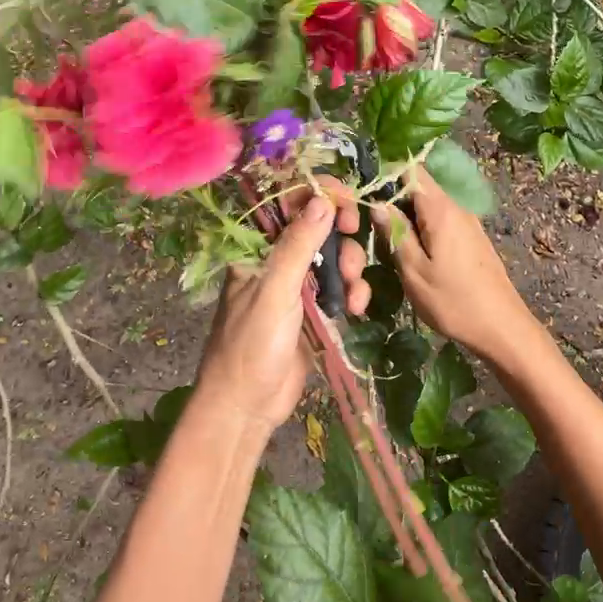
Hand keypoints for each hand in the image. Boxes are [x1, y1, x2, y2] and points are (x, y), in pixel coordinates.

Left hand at [198, 180, 368, 429]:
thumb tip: (322, 200)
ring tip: (351, 289)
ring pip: (334, 257)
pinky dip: (352, 292)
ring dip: (350, 266)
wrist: (246, 407)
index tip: (347, 200)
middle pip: (318, 227)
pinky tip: (356, 309)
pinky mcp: (313, 311)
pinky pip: (340, 288)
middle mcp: (276, 260)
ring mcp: (296, 286)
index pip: (288, 204)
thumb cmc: (250, 346)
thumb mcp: (274, 292)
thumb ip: (298, 245)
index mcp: (257, 249)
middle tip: (354, 234)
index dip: (318, 195)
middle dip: (341, 231)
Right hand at [375, 168, 542, 368]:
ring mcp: (468, 222)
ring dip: (408, 217)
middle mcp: (457, 207)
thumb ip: (395, 234)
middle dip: (394, 199)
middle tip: (370, 222)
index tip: (365, 188)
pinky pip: (441, 221)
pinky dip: (423, 228)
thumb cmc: (454, 302)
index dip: (386, 172)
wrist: (502, 327)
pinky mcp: (472, 238)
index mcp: (441, 209)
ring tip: (388, 240)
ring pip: (430, 206)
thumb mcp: (414, 272)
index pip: (412, 169)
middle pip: (420, 187)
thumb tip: (377, 203)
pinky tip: (413, 251)